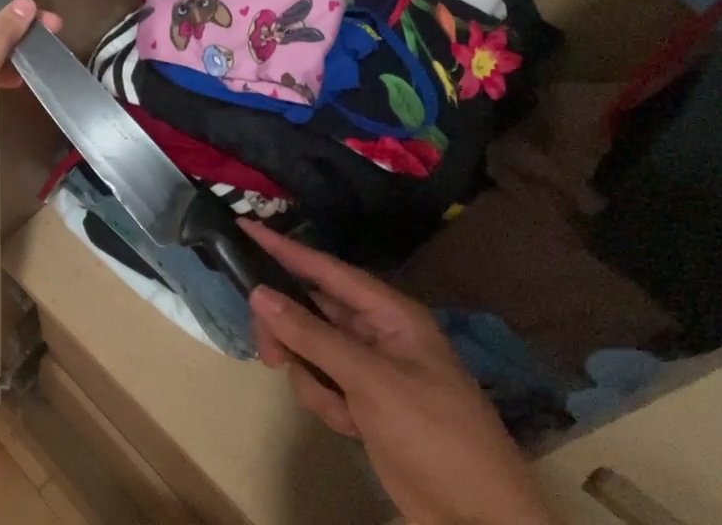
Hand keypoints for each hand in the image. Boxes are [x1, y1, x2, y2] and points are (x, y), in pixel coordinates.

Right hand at [240, 220, 553, 524]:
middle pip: (309, 309)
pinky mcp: (362, 400)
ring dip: (310, 376)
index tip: (243, 226)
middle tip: (270, 354)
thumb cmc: (435, 435)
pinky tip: (351, 425)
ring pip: (307, 347)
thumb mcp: (371, 382)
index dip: (284, 248)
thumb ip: (312, 336)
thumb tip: (258, 293)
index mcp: (392, 315)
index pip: (327, 269)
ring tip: (335, 407)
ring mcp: (369, 368)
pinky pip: (318, 381)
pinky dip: (324, 401)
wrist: (478, 517)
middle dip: (288, 331)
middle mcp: (378, 333)